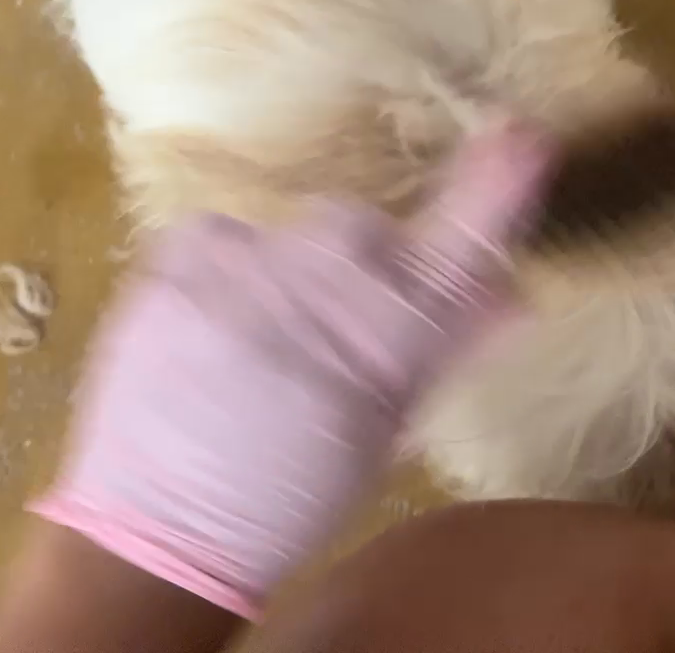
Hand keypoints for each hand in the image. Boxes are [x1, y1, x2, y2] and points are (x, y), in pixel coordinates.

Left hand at [28, 124, 552, 618]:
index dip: (496, 188)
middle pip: (368, 228)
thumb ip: (452, 345)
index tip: (523, 136)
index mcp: (384, 342)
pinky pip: (228, 231)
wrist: (150, 537)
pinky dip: (235, 264)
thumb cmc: (296, 491)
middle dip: (370, 260)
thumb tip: (515, 293)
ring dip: (304, 265)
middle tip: (343, 321)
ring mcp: (241, 270)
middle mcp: (319, 290)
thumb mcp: (391, 426)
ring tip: (270, 329)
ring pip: (303, 229)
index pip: (459, 248)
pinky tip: (220, 315)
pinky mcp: (174, 261)